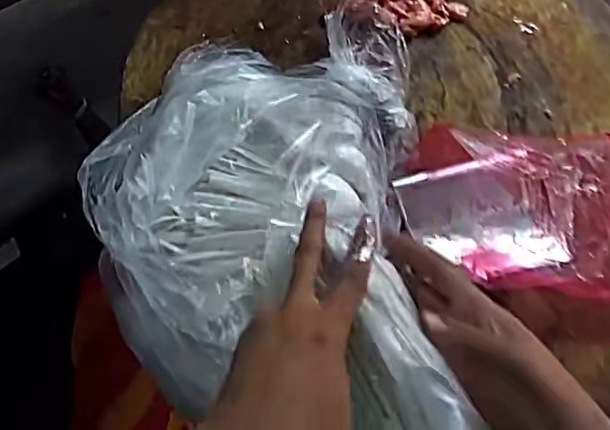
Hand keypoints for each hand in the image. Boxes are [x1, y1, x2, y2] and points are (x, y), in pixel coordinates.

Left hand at [202, 200, 372, 429]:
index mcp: (325, 329)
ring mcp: (262, 326)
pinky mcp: (241, 346)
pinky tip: (278, 361)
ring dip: (293, 310)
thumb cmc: (305, 426)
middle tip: (317, 201)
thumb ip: (336, 367)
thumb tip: (331, 361)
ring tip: (299, 333)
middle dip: (315, 229)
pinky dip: (276, 339)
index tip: (368, 221)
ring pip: (282, 306)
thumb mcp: (339, 402)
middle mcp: (293, 316)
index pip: (352, 281)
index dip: (363, 250)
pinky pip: (266, 333)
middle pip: (307, 261)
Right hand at [389, 235, 609, 429]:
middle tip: (369, 258)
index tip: (386, 235)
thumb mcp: (506, 349)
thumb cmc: (535, 378)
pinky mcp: (459, 370)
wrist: (554, 420)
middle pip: (428, 286)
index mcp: (475, 304)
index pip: (439, 269)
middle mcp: (464, 317)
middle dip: (402, 269)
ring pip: (425, 312)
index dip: (414, 251)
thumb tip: (424, 313)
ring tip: (372, 288)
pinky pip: (426, 344)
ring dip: (401, 299)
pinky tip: (390, 336)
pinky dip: (408, 335)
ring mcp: (460, 343)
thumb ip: (467, 332)